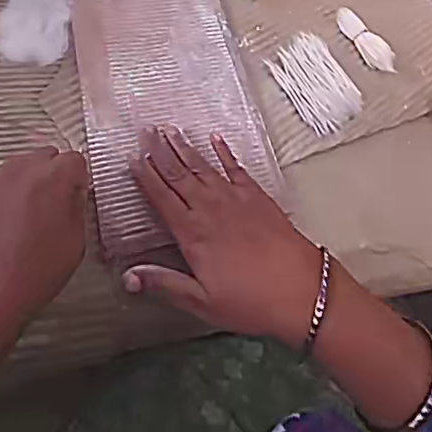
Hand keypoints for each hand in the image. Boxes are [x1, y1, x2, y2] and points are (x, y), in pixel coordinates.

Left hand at [0, 147, 89, 324]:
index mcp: (53, 177)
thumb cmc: (33, 273)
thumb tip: (73, 194)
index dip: (77, 178)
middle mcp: (22, 168)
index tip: (75, 194)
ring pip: (17, 168)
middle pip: (44, 157)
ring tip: (23, 219)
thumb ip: (77, 208)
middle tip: (51, 206)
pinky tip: (0, 225)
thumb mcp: (75, 243)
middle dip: (51, 175)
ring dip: (24, 184)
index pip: (74, 159)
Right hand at [125, 127, 322, 347]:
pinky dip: (223, 151)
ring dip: (184, 146)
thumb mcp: (202, 301)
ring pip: (201, 165)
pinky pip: (234, 166)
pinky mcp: (255, 195)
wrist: (302, 289)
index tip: (133, 158)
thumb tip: (128, 277)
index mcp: (192, 232)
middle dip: (159, 151)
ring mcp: (233, 197)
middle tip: (146, 131)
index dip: (145, 176)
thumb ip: (165, 284)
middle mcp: (209, 207)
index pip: (161, 197)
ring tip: (169, 130)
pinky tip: (214, 138)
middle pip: (178, 173)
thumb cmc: (251, 300)